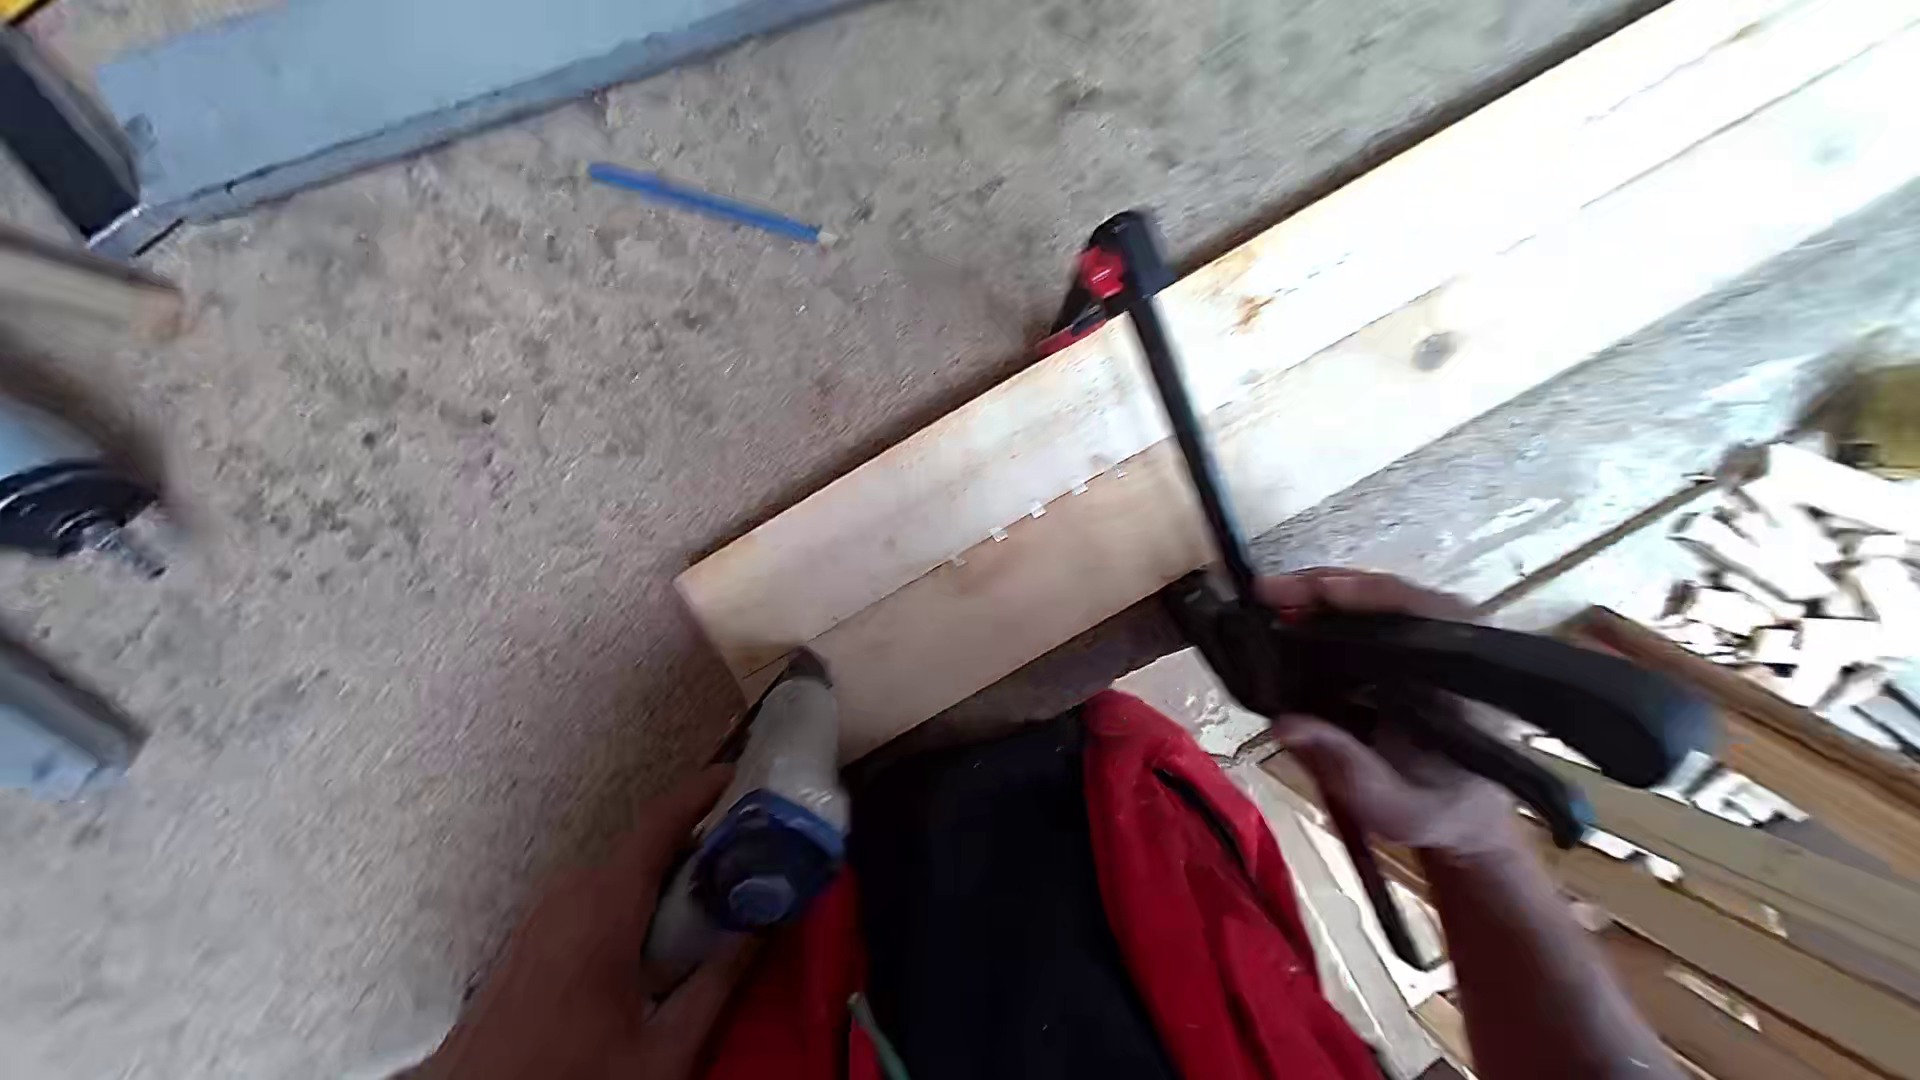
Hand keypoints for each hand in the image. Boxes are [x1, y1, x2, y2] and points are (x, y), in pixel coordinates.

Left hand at [416, 766, 757, 1079]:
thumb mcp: (661, 1050)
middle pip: (646, 847)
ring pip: (620, 871)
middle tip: (741, 863)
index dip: (701, 790)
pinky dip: (632, 898)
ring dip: (664, 876)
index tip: (736, 774)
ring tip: (703, 905)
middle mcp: (570, 893)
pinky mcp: (526, 941)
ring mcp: (541, 915)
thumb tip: (766, 923)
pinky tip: (650, 942)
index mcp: (605, 904)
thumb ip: (718, 980)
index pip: (661, 821)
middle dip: (696, 847)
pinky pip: (592, 895)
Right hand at [1256, 569, 1521, 861]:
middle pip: (1390, 594)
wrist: (1454, 819)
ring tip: (1267, 598)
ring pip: (1371, 599)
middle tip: (1268, 592)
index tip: (1317, 592)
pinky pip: (1359, 616)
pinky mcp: (1395, 650)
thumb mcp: (1390, 803)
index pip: (1426, 615)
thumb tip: (1285, 724)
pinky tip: (1282, 613)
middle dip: (1327, 587)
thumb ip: (1344, 765)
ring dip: (1317, 595)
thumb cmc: (1432, 814)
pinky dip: (1318, 609)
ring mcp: (1421, 647)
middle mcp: (1449, 653)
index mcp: (1463, 683)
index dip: (1370, 595)